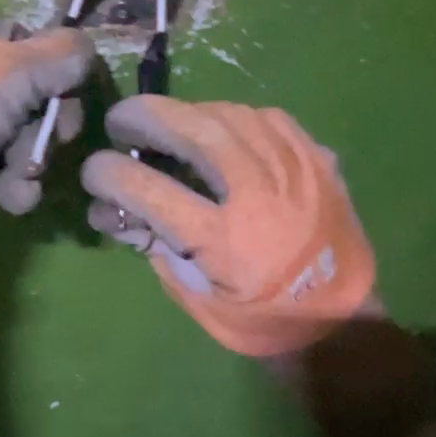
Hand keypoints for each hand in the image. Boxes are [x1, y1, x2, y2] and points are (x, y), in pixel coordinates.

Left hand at [0, 0, 94, 325]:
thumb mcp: (15, 72)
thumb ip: (61, 57)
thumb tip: (86, 47)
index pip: (30, 47)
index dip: (55, 89)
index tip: (63, 126)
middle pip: (17, 99)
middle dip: (32, 144)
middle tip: (33, 168)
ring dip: (12, 172)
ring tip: (7, 196)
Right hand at [80, 96, 376, 355]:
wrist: (340, 323)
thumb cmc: (257, 319)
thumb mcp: (195, 295)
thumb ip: (155, 246)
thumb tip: (112, 211)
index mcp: (224, 240)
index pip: (151, 190)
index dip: (110, 174)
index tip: (94, 171)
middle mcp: (260, 196)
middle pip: (196, 133)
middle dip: (147, 117)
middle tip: (121, 120)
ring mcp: (295, 171)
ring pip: (232, 115)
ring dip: (188, 112)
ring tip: (166, 123)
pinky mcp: (318, 161)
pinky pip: (269, 119)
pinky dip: (234, 117)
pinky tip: (219, 128)